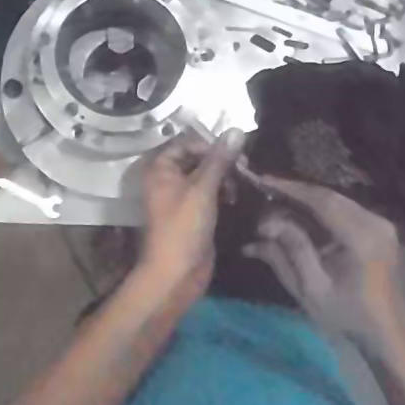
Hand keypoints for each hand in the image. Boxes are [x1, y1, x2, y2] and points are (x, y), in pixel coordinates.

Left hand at [135, 129, 245, 298]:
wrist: (176, 275)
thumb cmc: (183, 227)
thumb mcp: (203, 189)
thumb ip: (220, 160)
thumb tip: (236, 129)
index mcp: (160, 169)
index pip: (186, 144)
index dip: (209, 145)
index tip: (234, 153)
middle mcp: (167, 180)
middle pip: (196, 159)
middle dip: (220, 162)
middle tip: (243, 167)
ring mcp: (180, 198)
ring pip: (204, 177)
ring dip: (223, 177)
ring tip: (241, 184)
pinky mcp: (192, 214)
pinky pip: (208, 195)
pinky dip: (221, 193)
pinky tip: (236, 197)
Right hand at [246, 175, 404, 346]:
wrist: (389, 333)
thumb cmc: (348, 316)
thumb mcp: (312, 289)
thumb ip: (290, 251)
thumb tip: (266, 221)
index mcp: (361, 238)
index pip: (322, 200)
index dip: (290, 187)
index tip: (262, 180)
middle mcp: (375, 222)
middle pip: (329, 195)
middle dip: (296, 191)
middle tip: (265, 189)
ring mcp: (381, 223)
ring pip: (336, 199)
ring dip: (307, 198)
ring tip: (277, 198)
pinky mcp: (380, 226)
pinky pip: (345, 207)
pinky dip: (321, 207)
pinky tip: (301, 211)